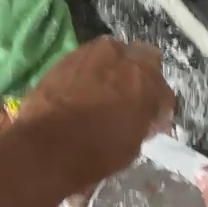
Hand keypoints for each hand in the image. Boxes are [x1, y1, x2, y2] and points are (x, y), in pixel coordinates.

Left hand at [15, 37, 174, 191]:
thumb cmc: (96, 153)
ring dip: (113, 72)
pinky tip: (82, 93)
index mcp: (146, 80)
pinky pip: (87, 62)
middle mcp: (122, 57)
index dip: (158, 108)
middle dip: (139, 78)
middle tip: (130, 101)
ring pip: (112, 56)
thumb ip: (143, 122)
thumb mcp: (132, 145)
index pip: (163, 91)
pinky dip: (89, 74)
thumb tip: (143, 118)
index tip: (151, 122)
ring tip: (104, 95)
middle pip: (141, 60)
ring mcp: (91, 53)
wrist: (45, 148)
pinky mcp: (66, 58)